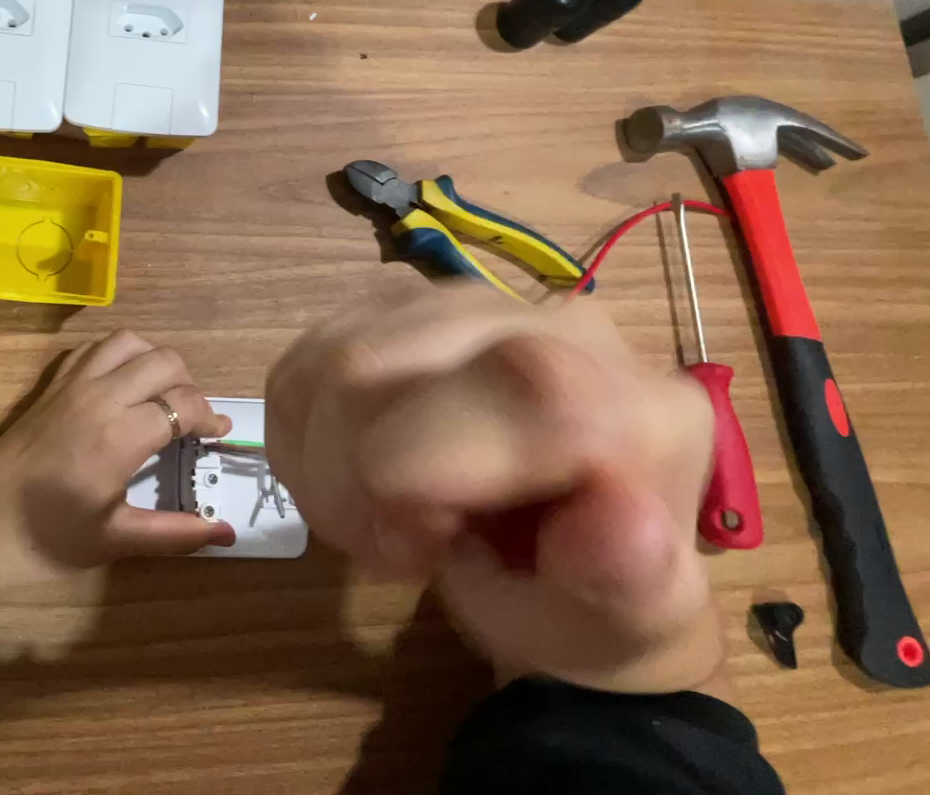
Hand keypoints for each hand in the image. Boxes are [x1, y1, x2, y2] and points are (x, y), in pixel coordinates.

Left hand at [0, 329, 236, 582]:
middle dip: (189, 384)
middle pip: (164, 361)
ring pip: (128, 342)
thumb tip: (226, 533)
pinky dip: (116, 355)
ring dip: (153, 360)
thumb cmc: (49, 537)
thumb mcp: (117, 539)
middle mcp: (100, 396)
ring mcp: (71, 384)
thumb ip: (175, 533)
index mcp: (120, 434)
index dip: (210, 417)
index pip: (184, 403)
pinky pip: (92, 348)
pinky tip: (118, 385)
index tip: (217, 434)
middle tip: (190, 418)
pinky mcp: (51, 384)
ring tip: (159, 393)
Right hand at [266, 284, 720, 693]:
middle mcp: (547, 323)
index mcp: (634, 403)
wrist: (538, 562)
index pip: (522, 380)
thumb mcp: (618, 623)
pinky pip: (296, 368)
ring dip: (323, 466)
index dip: (426, 462)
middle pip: (377, 362)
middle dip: (351, 478)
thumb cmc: (578, 601)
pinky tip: (348, 475)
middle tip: (396, 545)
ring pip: (325, 362)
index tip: (415, 544)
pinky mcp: (384, 311)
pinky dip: (302, 443)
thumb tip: (625, 525)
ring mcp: (456, 306)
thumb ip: (630, 581)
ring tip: (374, 516)